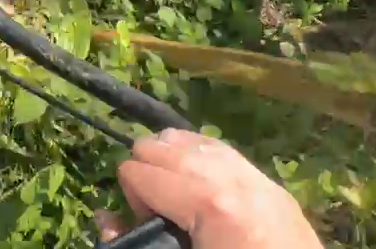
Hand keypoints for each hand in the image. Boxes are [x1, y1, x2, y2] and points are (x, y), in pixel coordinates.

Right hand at [96, 129, 321, 248]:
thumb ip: (133, 241)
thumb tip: (104, 218)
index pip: (132, 170)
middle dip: (149, 176)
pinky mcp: (271, 183)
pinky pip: (216, 147)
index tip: (154, 226)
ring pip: (180, 137)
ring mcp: (253, 176)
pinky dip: (201, 160)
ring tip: (183, 197)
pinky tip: (206, 188)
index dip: (133, 199)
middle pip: (151, 144)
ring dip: (172, 163)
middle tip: (166, 212)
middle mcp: (227, 177)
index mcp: (206, 202)